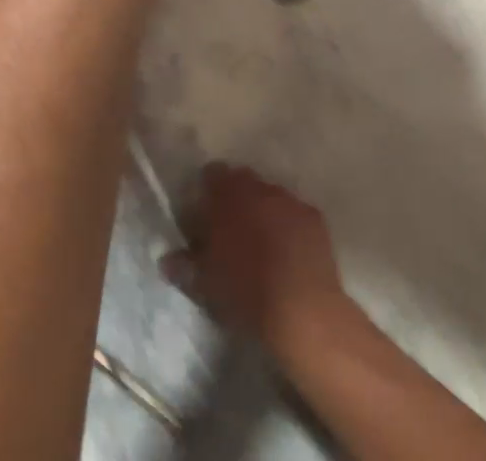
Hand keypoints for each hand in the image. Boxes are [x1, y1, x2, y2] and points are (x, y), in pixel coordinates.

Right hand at [163, 164, 347, 351]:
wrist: (303, 311)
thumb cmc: (245, 292)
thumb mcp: (204, 283)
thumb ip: (183, 265)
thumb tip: (169, 260)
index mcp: (229, 197)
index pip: (212, 174)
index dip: (206, 189)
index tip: (202, 212)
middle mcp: (261, 190)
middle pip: (244, 181)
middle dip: (235, 198)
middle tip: (228, 228)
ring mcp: (292, 202)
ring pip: (271, 196)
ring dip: (262, 210)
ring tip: (259, 242)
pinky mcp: (316, 220)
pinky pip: (294, 213)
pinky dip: (287, 224)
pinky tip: (286, 251)